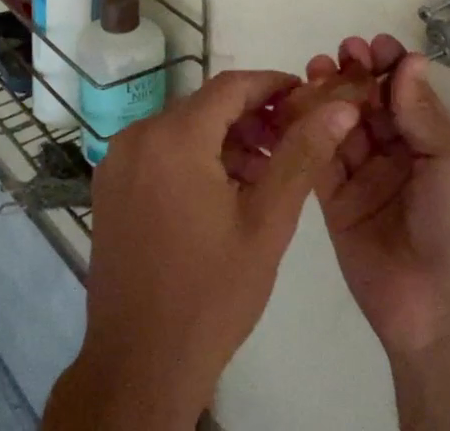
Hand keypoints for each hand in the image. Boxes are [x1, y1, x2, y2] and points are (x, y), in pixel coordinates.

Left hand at [44, 69, 359, 430]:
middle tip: (295, 141)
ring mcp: (116, 165)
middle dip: (252, 117)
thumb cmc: (212, 293)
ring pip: (182, 130)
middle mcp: (136, 138)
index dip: (273, 85)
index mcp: (173, 138)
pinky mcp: (109, 190)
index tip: (308, 97)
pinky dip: (195, 159)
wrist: (141, 363)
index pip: (231, 87)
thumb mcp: (267, 222)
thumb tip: (339, 107)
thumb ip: (302, 155)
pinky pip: (159, 154)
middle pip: (205, 107)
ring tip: (266, 174)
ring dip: (225, 140)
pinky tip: (226, 192)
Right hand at [308, 36, 449, 356]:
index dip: (392, 67)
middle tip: (341, 51)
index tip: (374, 43)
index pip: (408, 95)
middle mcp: (399, 157)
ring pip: (344, 126)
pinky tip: (301, 105)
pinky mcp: (335, 204)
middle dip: (358, 74)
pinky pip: (321, 160)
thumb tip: (409, 61)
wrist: (442, 314)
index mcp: (435, 146)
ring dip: (332, 95)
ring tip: (317, 67)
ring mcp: (365, 180)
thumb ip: (422, 113)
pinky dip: (310, 131)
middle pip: (373, 105)